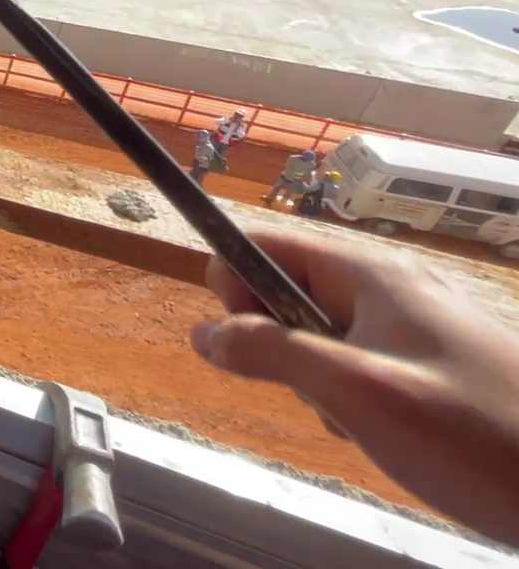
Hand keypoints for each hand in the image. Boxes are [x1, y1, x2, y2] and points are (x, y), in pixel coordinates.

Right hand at [191, 226, 518, 541]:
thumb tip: (202, 334)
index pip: (253, 245)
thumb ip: (267, 352)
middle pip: (278, 288)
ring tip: (364, 417)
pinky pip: (352, 357)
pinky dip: (350, 393)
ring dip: (315, 376)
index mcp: (365, 272)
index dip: (236, 289)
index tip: (259, 342)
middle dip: (279, 343)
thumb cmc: (483, 438)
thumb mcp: (357, 393)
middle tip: (321, 390)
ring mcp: (412, 323)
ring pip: (312, 330)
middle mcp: (384, 285)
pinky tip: (389, 426)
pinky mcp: (431, 361)